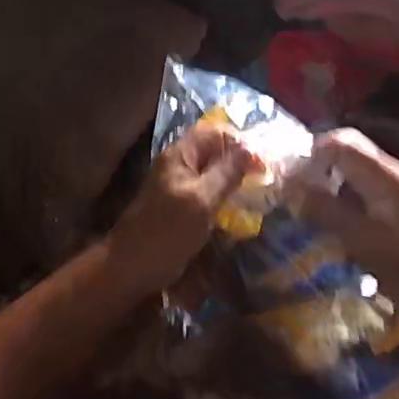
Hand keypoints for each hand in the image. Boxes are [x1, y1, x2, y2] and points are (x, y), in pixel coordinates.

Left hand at [106, 123, 261, 295]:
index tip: (264, 162)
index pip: (213, 132)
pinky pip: (206, 192)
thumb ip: (225, 173)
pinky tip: (239, 209)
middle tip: (266, 178)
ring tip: (258, 192)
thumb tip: (251, 149)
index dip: (239, 141)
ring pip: (211, 173)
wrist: (131, 266)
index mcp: (179, 155)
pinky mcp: (180, 207)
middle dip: (239, 160)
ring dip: (233, 179)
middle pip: (212, 151)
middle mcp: (178, 165)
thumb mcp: (201, 200)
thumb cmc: (166, 230)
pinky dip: (223, 196)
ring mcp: (177, 186)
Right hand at [286, 129, 398, 324]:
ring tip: (308, 201)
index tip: (289, 179)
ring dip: (328, 177)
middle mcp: (397, 175)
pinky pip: (363, 184)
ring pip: (354, 165)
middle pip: (348, 147)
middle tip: (295, 187)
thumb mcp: (365, 245)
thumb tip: (289, 184)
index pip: (342, 142)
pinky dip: (342, 192)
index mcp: (390, 179)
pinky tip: (332, 217)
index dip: (311, 153)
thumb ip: (327, 211)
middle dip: (317, 162)